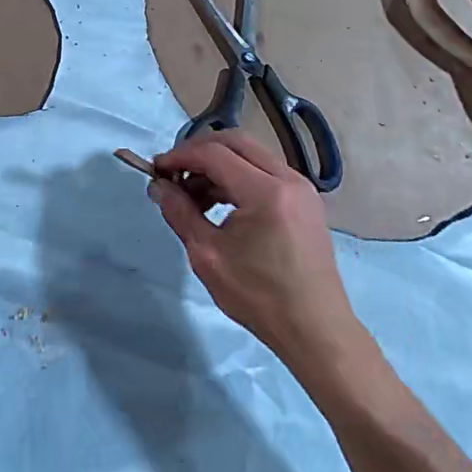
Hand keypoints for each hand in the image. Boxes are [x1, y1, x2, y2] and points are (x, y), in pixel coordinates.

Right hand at [149, 131, 363, 366]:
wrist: (314, 328)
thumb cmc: (259, 297)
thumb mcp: (208, 256)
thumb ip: (181, 214)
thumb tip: (159, 186)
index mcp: (266, 191)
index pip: (215, 154)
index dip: (182, 156)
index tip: (157, 169)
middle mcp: (288, 178)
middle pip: (236, 143)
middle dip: (200, 152)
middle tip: (174, 174)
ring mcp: (301, 186)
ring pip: (251, 155)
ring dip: (219, 164)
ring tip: (193, 195)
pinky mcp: (305, 198)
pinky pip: (265, 172)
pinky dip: (239, 177)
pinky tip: (220, 203)